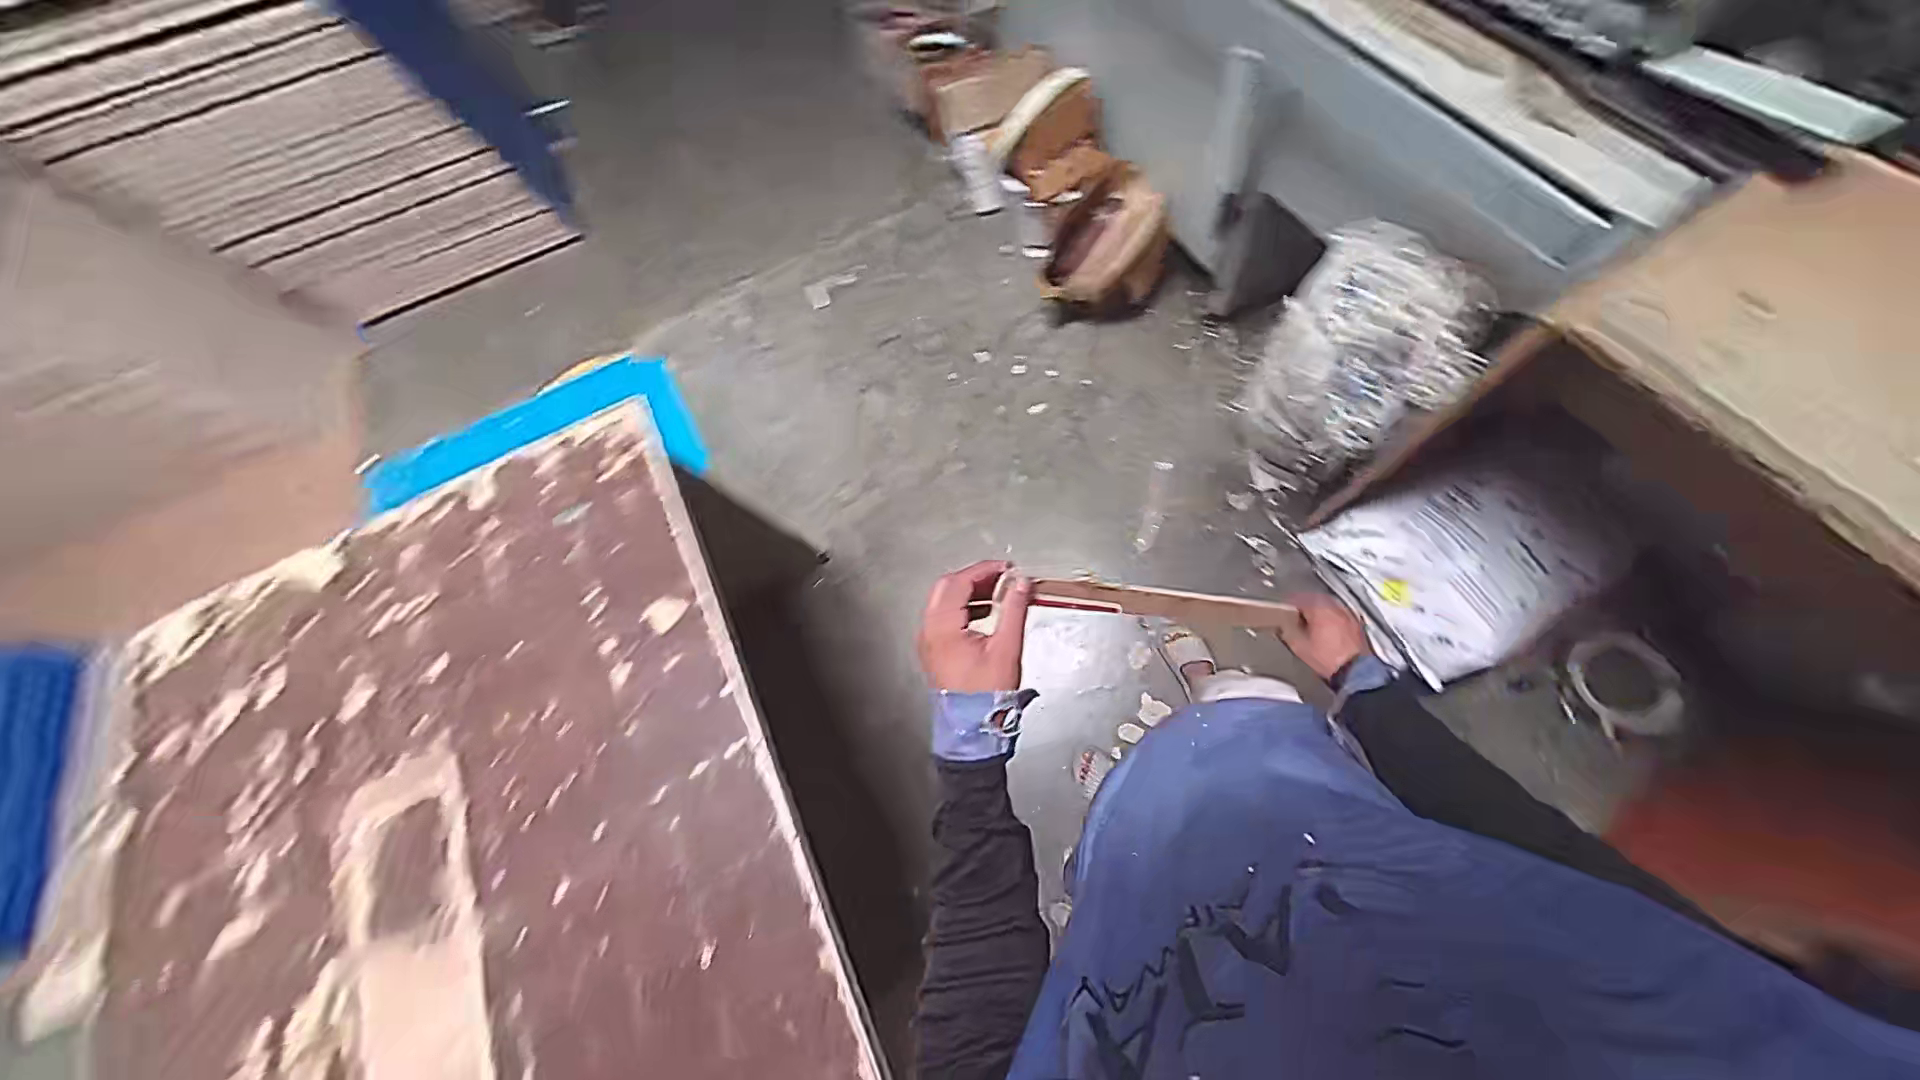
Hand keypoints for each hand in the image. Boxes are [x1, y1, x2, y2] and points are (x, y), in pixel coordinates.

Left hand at [918, 561, 1031, 692]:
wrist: (972, 726)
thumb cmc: (987, 692)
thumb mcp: (1006, 647)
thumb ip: (1014, 610)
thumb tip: (1021, 583)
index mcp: (942, 627)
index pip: (959, 583)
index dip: (984, 570)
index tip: (1006, 568)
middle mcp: (928, 630)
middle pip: (947, 587)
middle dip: (975, 577)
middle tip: (1001, 577)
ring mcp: (928, 640)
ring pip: (944, 601)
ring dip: (969, 591)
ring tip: (998, 592)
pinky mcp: (933, 649)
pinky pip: (944, 616)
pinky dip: (963, 607)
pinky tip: (986, 612)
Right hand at [1280, 592, 1369, 682]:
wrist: (1354, 671)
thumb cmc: (1325, 658)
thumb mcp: (1298, 646)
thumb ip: (1288, 631)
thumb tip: (1284, 625)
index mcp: (1319, 610)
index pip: (1301, 598)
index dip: (1291, 601)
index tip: (1285, 604)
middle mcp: (1336, 608)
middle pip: (1318, 598)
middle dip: (1307, 602)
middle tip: (1298, 609)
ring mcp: (1349, 615)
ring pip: (1331, 604)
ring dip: (1321, 607)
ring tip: (1313, 616)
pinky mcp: (1357, 625)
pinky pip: (1341, 613)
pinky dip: (1333, 615)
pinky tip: (1329, 624)